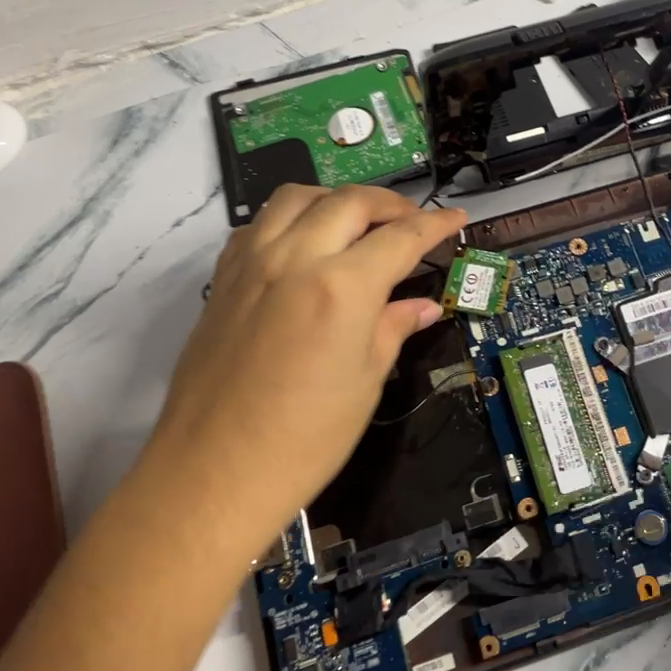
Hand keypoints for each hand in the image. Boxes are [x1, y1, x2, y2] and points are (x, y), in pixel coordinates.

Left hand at [150, 184, 464, 541]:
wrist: (214, 473)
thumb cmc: (304, 440)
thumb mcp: (366, 382)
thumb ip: (394, 328)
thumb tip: (422, 306)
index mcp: (341, 287)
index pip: (402, 237)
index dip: (436, 225)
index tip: (456, 221)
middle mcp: (294, 258)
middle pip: (350, 202)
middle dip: (391, 205)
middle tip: (414, 224)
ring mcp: (251, 264)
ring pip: (298, 197)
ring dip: (337, 200)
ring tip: (359, 223)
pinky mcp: (223, 279)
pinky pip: (259, 223)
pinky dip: (291, 219)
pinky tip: (304, 244)